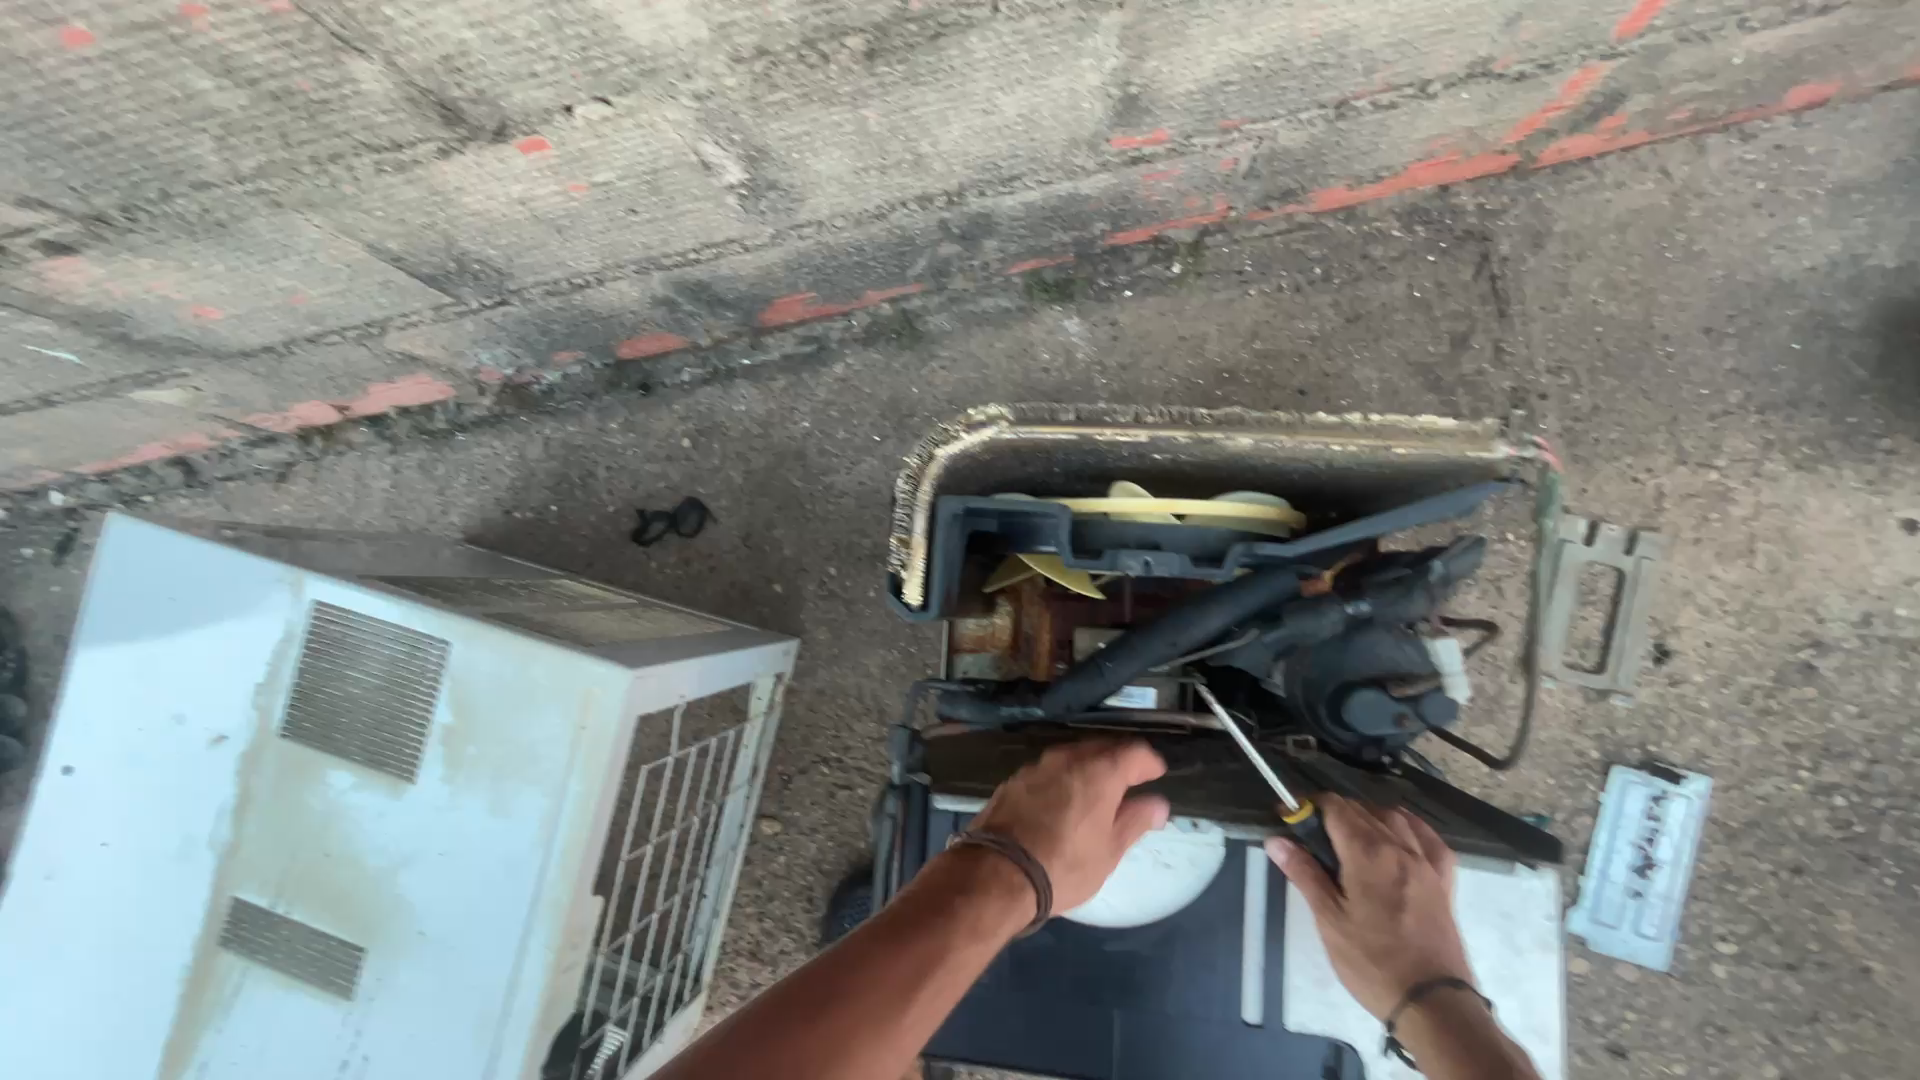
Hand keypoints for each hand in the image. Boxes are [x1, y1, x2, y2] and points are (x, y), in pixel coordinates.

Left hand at [970, 738, 1170, 911]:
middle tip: (1131, 782)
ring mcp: (1037, 765)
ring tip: (1098, 791)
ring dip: (1090, 767)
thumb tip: (1158, 803)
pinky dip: (1064, 777)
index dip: (1149, 762)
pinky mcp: (1014, 779)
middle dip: (1120, 760)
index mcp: (1099, 771)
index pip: (1134, 751)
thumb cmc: (1064, 866)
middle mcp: (1067, 758)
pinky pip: (1049, 769)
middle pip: (1102, 747)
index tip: (1157, 775)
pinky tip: (1064, 798)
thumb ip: (1135, 820)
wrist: (996, 873)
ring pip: (1073, 755)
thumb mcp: (1109, 851)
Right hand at [1265, 794, 1473, 1018]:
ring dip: (1368, 816)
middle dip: (1333, 813)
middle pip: (1362, 810)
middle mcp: (1399, 848)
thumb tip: (1276, 839)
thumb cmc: (1373, 962)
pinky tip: (1399, 836)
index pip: (1334, 807)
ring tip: (1350, 837)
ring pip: (1394, 818)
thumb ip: (1304, 873)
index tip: (1289, 818)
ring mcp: (1427, 864)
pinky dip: (1410, 828)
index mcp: (1368, 853)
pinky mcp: (1445, 883)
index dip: (1307, 806)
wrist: (1434, 1005)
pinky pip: (1430, 840)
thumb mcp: (1329, 920)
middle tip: (1311, 837)